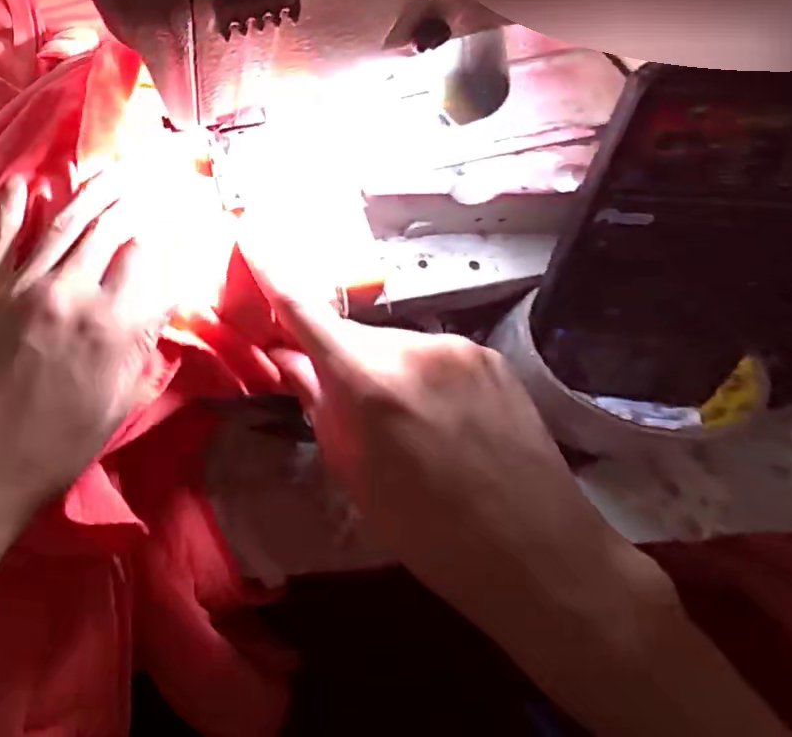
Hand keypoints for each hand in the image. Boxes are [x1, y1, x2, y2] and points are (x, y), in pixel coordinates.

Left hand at [0, 169, 169, 542]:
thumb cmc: (49, 453)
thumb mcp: (114, 408)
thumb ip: (140, 347)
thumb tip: (160, 300)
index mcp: (110, 326)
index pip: (147, 261)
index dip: (162, 243)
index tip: (169, 230)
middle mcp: (68, 292)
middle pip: (110, 228)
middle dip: (134, 200)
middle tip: (147, 177)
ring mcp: (19, 285)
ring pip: (63, 222)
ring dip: (90, 191)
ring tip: (110, 169)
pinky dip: (11, 206)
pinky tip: (23, 182)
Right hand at [246, 256, 641, 617]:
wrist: (540, 556)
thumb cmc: (426, 528)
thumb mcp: (351, 468)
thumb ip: (315, 399)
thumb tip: (286, 355)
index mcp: (367, 379)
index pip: (303, 309)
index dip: (271, 271)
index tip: (251, 234)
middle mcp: (412, 346)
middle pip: (352, 337)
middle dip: (341, 361)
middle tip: (351, 409)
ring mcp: (457, 347)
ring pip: (394, 345)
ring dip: (385, 370)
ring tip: (410, 425)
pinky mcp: (490, 356)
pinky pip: (433, 355)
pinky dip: (422, 377)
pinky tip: (446, 420)